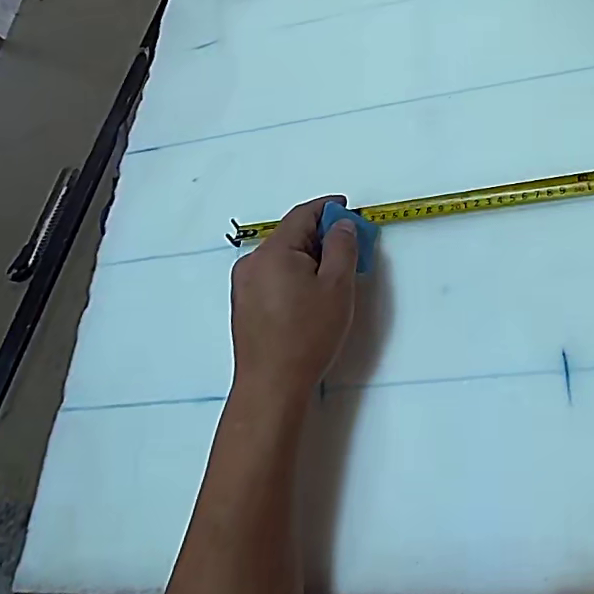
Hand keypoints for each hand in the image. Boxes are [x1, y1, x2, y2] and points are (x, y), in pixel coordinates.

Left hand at [229, 196, 359, 399]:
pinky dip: (293, 273)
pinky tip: (310, 293)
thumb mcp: (337, 286)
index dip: (328, 207)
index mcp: (273, 251)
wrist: (271, 386)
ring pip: (282, 256)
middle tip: (349, 246)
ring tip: (333, 275)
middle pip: (291, 234)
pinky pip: (272, 274)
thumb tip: (341, 224)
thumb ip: (342, 247)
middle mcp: (252, 262)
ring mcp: (244, 284)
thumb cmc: (306, 336)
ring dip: (308, 256)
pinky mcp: (244, 303)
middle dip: (321, 235)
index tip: (347, 207)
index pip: (302, 215)